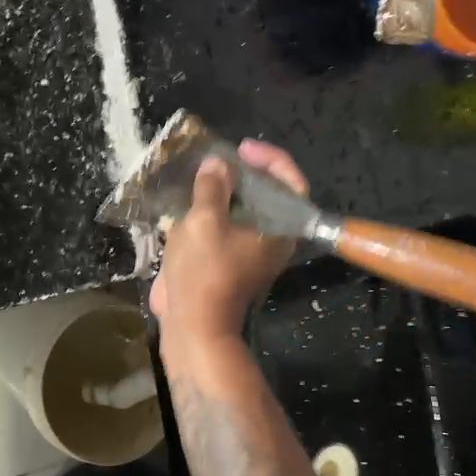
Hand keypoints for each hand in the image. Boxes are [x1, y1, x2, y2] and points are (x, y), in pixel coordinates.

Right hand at [150, 139, 308, 343]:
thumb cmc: (205, 272)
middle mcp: (272, 238)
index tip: (240, 148)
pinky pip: (224, 227)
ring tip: (196, 176)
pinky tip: (184, 205)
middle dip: (240, 172)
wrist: (194, 326)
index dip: (271, 158)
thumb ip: (212, 187)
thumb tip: (218, 164)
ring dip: (221, 191)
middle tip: (215, 159)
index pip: (291, 181)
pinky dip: (208, 212)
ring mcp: (250, 251)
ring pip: (242, 210)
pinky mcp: (228, 261)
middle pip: (266, 194)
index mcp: (279, 228)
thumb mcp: (204, 221)